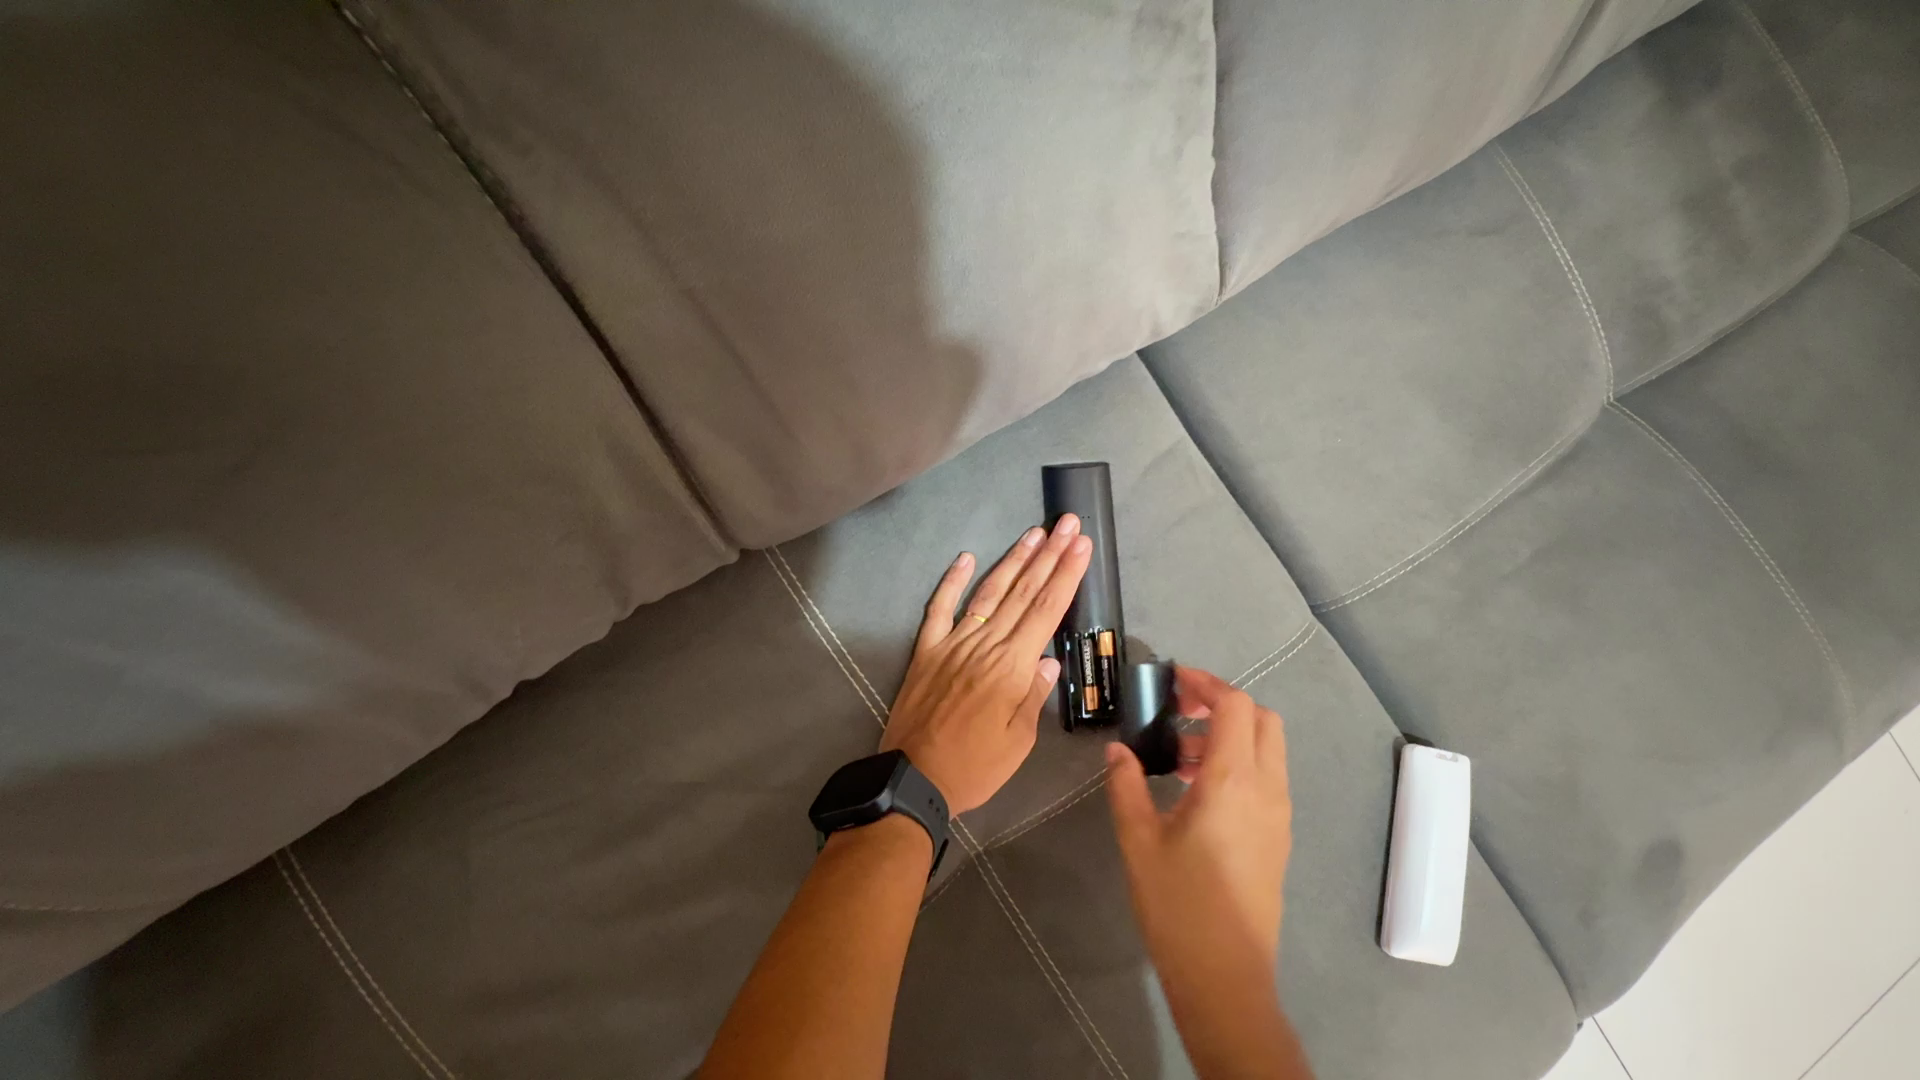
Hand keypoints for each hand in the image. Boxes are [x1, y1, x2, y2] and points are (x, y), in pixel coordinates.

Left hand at [880, 516, 1092, 813]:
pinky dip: (951, 581)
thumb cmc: (974, 767)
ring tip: (1033, 533)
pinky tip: (964, 558)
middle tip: (1067, 523)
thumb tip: (1050, 657)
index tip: (1081, 545)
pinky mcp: (926, 650)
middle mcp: (984, 645)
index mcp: (1012, 666)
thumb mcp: (1019, 741)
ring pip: (988, 592)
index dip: (1067, 574)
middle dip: (1048, 554)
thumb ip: (1034, 694)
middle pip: (1023, 591)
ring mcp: (952, 643)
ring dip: (1012, 560)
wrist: (913, 779)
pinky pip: (939, 608)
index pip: (1047, 610)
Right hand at [1105, 666, 1292, 984]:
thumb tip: (1117, 750)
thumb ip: (1126, 784)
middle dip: (1222, 703)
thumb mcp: (1139, 838)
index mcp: (1234, 780)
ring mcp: (1279, 814)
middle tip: (1177, 712)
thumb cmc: (1177, 903)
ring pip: (1268, 748)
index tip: (1171, 681)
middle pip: (1261, 718)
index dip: (1205, 682)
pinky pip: (1266, 777)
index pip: (1234, 705)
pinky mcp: (1278, 836)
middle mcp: (1267, 788)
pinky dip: (1239, 762)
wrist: (1225, 975)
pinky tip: (1196, 790)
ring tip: (1178, 755)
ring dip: (1229, 735)